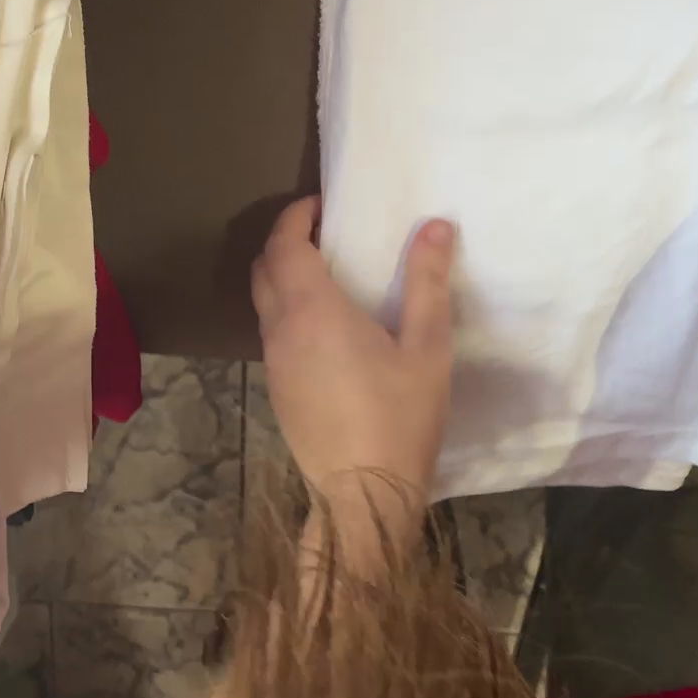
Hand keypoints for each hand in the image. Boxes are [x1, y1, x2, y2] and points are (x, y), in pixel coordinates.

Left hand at [251, 196, 456, 498]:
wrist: (363, 492)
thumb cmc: (400, 416)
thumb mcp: (426, 348)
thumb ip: (427, 283)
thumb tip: (435, 226)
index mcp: (312, 310)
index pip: (284, 244)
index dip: (295, 216)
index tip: (320, 205)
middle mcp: (280, 331)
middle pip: (263, 268)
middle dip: (284, 241)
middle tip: (322, 234)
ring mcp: (273, 364)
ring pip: (262, 303)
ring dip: (282, 278)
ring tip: (325, 277)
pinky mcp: (277, 391)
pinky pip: (271, 334)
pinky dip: (286, 312)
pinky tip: (323, 329)